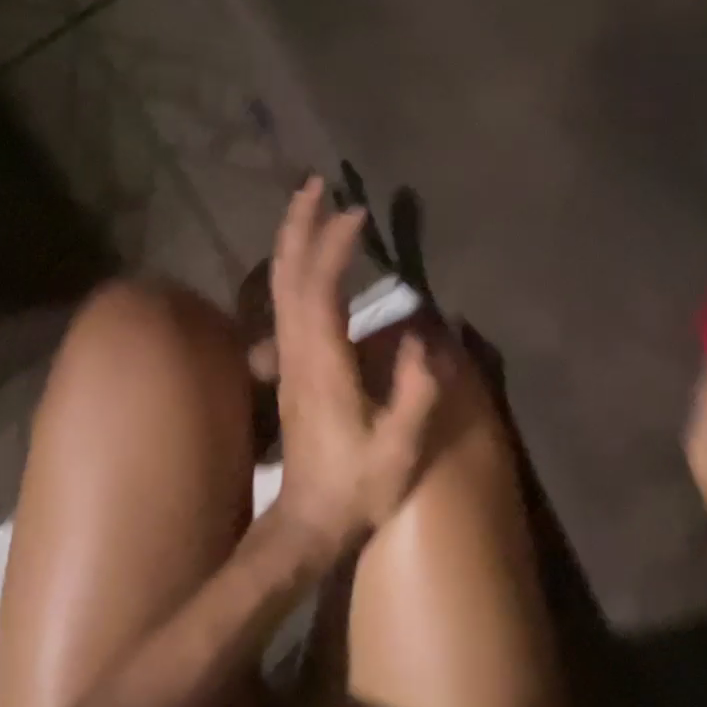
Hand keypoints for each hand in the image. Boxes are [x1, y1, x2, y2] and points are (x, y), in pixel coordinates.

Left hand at [268, 178, 439, 553]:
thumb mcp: (398, 449)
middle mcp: (297, 355)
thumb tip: (428, 339)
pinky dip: (293, 273)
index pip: (320, 291)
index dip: (335, 247)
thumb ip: (414, 393)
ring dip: (291, 244)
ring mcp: (287, 363)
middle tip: (315, 183)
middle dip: (299, 226)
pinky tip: (307, 266)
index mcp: (323, 367)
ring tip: (309, 209)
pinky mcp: (289, 373)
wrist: (307, 523)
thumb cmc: (355, 489)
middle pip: (286, 277)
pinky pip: (284, 307)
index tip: (358, 212)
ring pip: (278, 290)